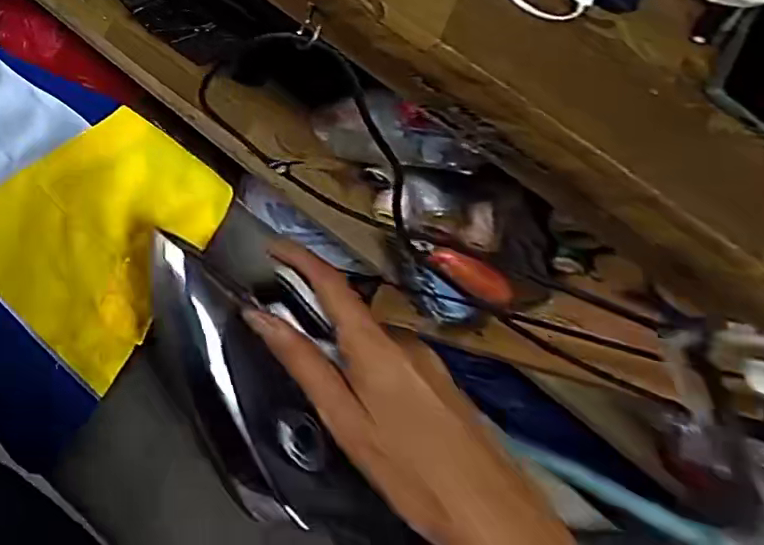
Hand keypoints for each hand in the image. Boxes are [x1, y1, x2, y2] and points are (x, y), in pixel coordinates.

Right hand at [244, 238, 570, 544]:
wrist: (502, 523)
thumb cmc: (415, 475)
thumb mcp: (346, 421)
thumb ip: (303, 364)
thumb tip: (261, 317)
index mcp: (374, 345)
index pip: (329, 281)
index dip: (297, 256)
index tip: (272, 246)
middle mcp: (403, 340)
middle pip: (349, 309)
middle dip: (315, 312)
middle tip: (285, 332)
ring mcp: (427, 360)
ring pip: (371, 337)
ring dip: (343, 344)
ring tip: (328, 384)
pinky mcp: (442, 382)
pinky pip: (392, 357)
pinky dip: (368, 362)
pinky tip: (368, 404)